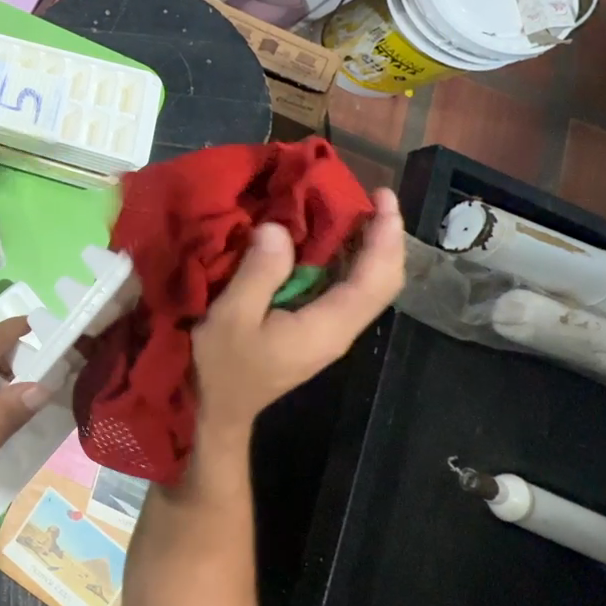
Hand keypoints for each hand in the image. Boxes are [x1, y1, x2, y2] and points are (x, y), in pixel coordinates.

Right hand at [192, 188, 406, 438]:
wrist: (220, 408)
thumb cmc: (224, 365)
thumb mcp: (232, 317)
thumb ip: (259, 274)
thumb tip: (278, 229)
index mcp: (328, 325)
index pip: (375, 278)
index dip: (385, 237)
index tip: (382, 198)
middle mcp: (340, 328)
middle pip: (380, 280)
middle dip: (384, 237)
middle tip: (372, 197)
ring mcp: (328, 330)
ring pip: (363, 284)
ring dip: (364, 246)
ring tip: (349, 210)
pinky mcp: (313, 329)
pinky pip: (341, 289)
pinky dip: (341, 260)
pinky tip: (319, 242)